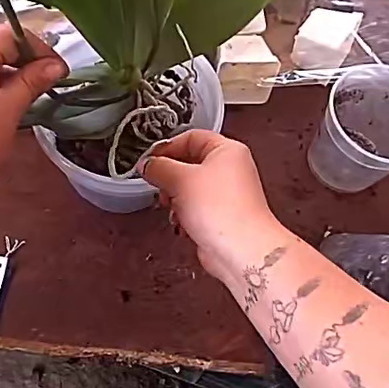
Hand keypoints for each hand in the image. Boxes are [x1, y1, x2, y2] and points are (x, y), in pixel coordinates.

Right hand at [140, 130, 287, 284]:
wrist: (241, 249)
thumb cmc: (221, 209)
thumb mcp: (181, 179)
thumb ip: (159, 168)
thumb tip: (147, 164)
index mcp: (227, 150)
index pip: (190, 138)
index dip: (167, 148)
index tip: (149, 161)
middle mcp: (230, 169)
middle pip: (188, 164)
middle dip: (170, 178)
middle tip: (161, 186)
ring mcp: (227, 194)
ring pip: (189, 189)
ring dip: (176, 200)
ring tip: (174, 208)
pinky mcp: (222, 216)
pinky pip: (195, 209)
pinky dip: (185, 215)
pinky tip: (183, 224)